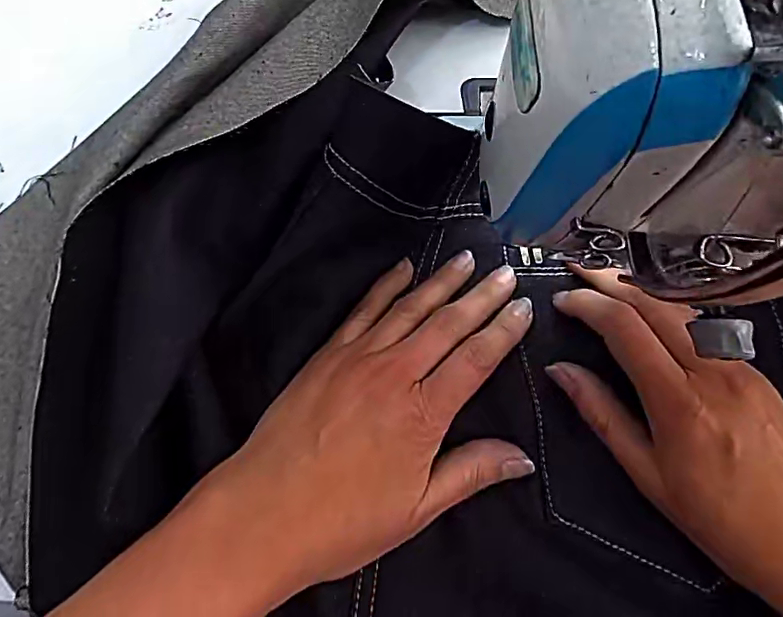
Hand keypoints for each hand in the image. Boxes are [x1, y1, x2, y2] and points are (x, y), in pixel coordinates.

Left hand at [59, 253, 534, 616]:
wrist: (259, 516)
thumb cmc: (341, 522)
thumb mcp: (416, 510)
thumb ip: (471, 473)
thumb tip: (523, 458)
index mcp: (423, 413)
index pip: (476, 358)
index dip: (504, 330)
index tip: (523, 307)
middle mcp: (396, 374)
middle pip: (450, 323)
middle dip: (482, 295)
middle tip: (505, 273)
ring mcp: (361, 357)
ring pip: (412, 307)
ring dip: (443, 280)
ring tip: (467, 259)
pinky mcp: (331, 353)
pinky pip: (365, 309)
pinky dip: (387, 285)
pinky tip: (405, 268)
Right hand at [549, 268, 782, 616]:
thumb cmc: (733, 528)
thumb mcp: (653, 481)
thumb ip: (604, 418)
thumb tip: (564, 375)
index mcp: (680, 402)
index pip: (624, 326)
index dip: (587, 304)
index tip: (564, 300)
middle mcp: (712, 369)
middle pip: (651, 302)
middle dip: (610, 279)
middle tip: (580, 270)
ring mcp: (739, 364)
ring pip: (680, 307)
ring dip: (640, 289)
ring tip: (611, 284)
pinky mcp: (756, 369)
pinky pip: (705, 325)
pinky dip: (671, 310)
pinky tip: (659, 318)